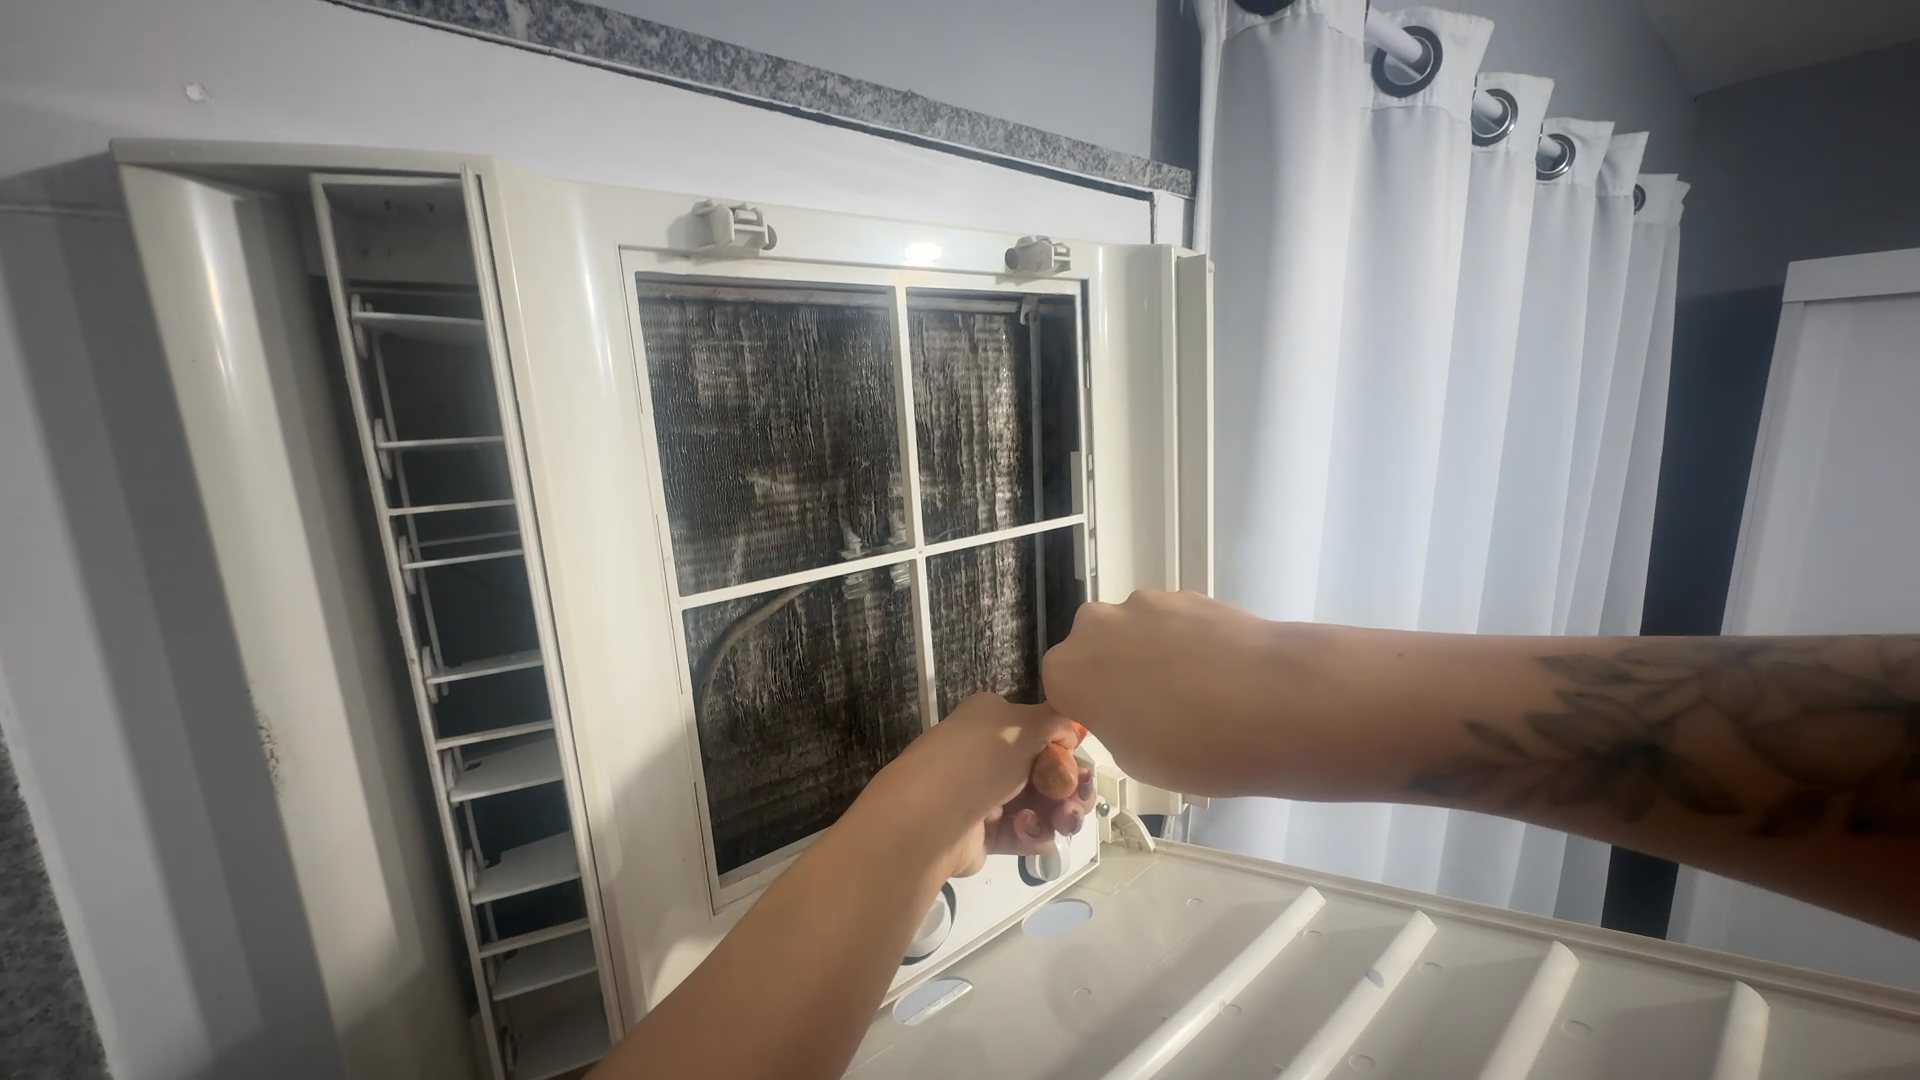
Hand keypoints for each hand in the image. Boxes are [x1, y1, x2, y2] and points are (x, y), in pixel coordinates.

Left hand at [850, 694, 1095, 880]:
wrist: (930, 818)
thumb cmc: (979, 759)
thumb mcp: (1024, 724)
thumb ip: (1056, 720)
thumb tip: (1070, 729)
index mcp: (993, 719)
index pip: (1041, 731)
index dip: (1065, 748)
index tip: (1076, 761)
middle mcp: (988, 754)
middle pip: (1047, 772)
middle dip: (1071, 787)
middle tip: (1076, 799)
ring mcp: (986, 796)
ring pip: (1042, 805)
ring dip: (1059, 813)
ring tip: (1062, 820)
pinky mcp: (985, 835)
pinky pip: (1025, 833)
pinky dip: (1033, 833)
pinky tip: (1024, 829)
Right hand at [1043, 590, 1339, 796]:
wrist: (1273, 703)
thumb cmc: (1191, 748)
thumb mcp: (1134, 759)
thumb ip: (1113, 724)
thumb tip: (1127, 709)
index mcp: (1066, 671)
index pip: (1061, 688)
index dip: (1088, 708)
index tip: (1115, 726)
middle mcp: (1094, 626)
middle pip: (1093, 649)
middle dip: (1114, 672)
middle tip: (1154, 710)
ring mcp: (1142, 603)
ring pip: (1133, 631)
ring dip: (1151, 654)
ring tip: (1197, 691)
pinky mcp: (1187, 593)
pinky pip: (1173, 621)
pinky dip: (1186, 641)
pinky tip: (1221, 672)